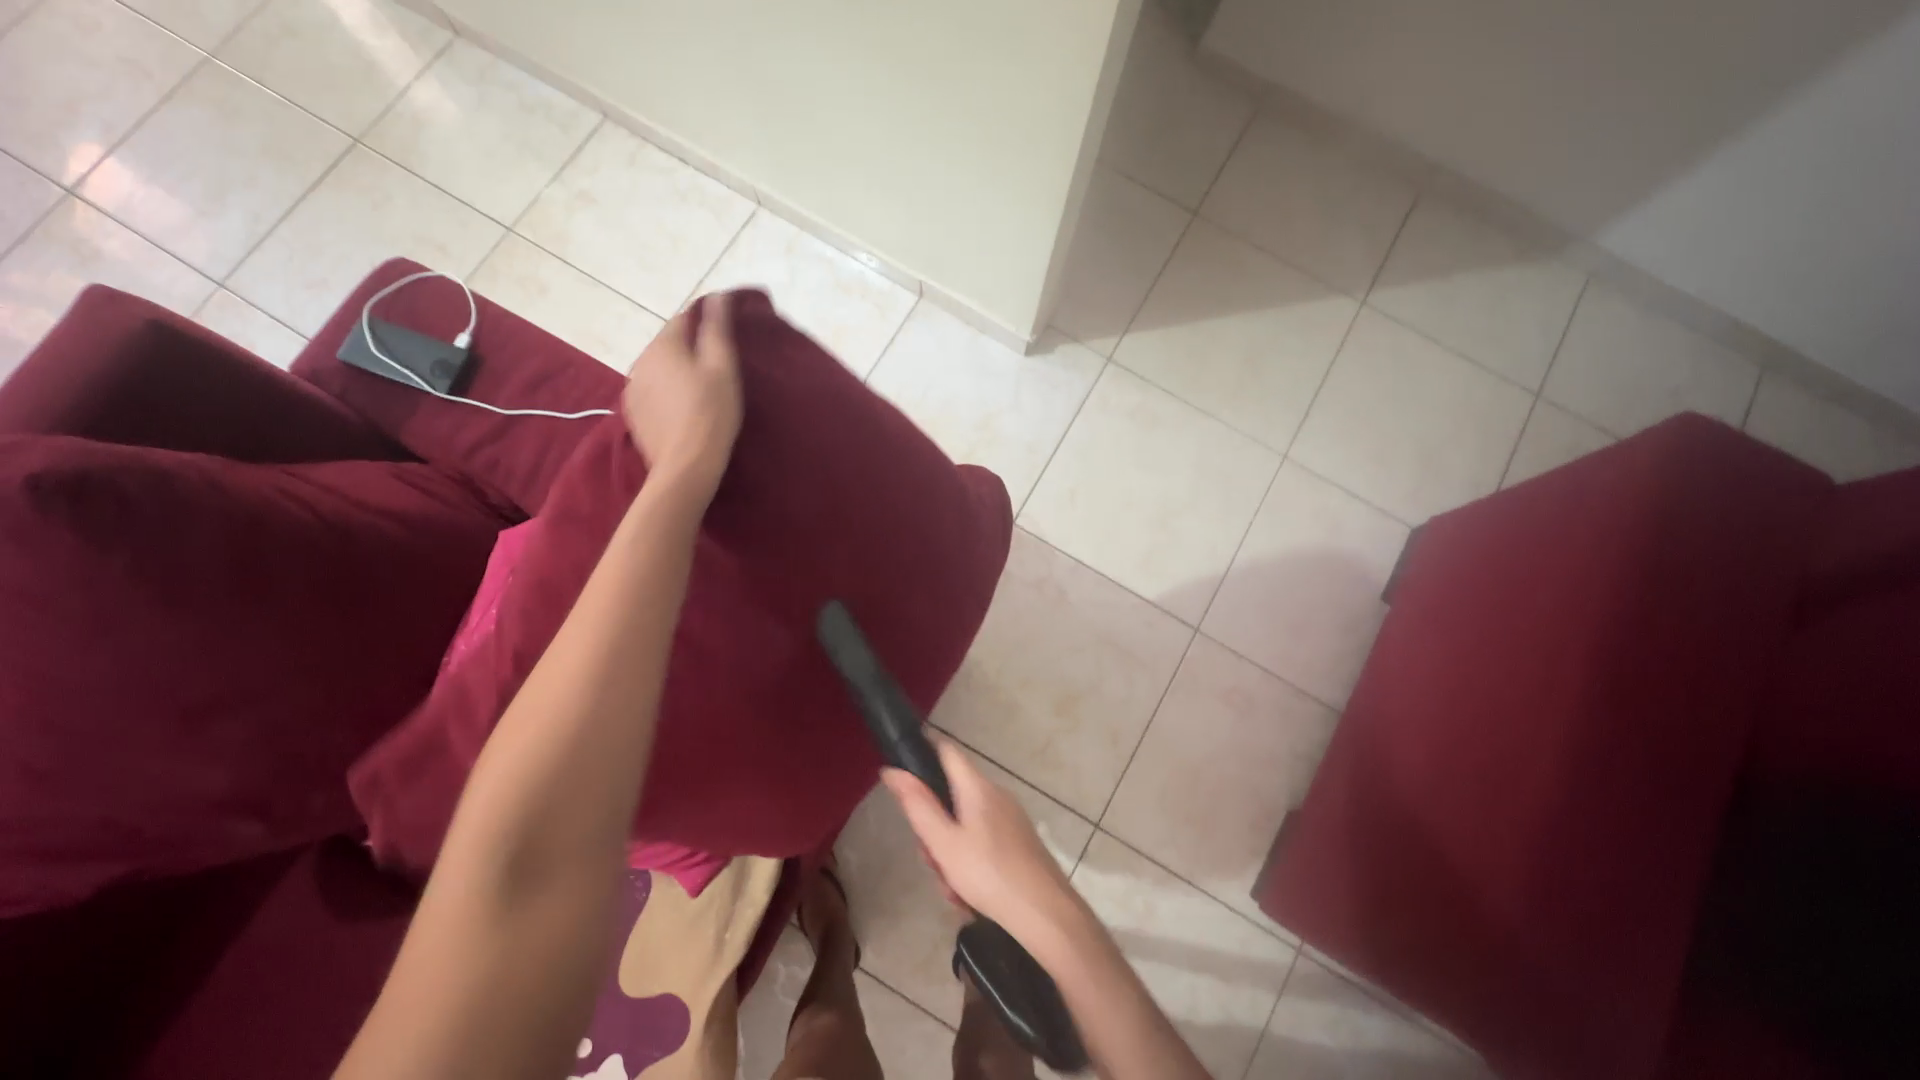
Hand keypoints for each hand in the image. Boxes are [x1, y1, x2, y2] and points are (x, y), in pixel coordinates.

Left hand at [623, 292, 741, 493]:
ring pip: (660, 368)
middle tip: (718, 367)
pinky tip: (684, 409)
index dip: (706, 322)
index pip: (685, 317)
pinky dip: (667, 393)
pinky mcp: (634, 413)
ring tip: (701, 390)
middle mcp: (641, 360)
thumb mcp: (723, 367)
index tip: (727, 336)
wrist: (686, 465)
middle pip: (670, 343)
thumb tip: (719, 297)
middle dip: (691, 348)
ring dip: (677, 371)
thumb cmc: (712, 412)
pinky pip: (653, 392)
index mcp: (664, 344)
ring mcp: (633, 388)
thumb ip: (718, 328)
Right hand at [881, 738, 1079, 939]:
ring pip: (964, 827)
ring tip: (953, 888)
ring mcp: (1010, 820)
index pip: (946, 750)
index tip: (899, 770)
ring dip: (950, 855)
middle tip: (931, 859)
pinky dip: (970, 865)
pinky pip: (982, 844)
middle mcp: (996, 795)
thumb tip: (892, 770)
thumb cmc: (988, 873)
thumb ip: (917, 805)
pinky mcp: (1018, 843)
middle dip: (934, 829)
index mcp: (978, 787)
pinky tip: (969, 896)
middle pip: (952, 797)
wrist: (1045, 912)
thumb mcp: (943, 842)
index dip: (921, 751)